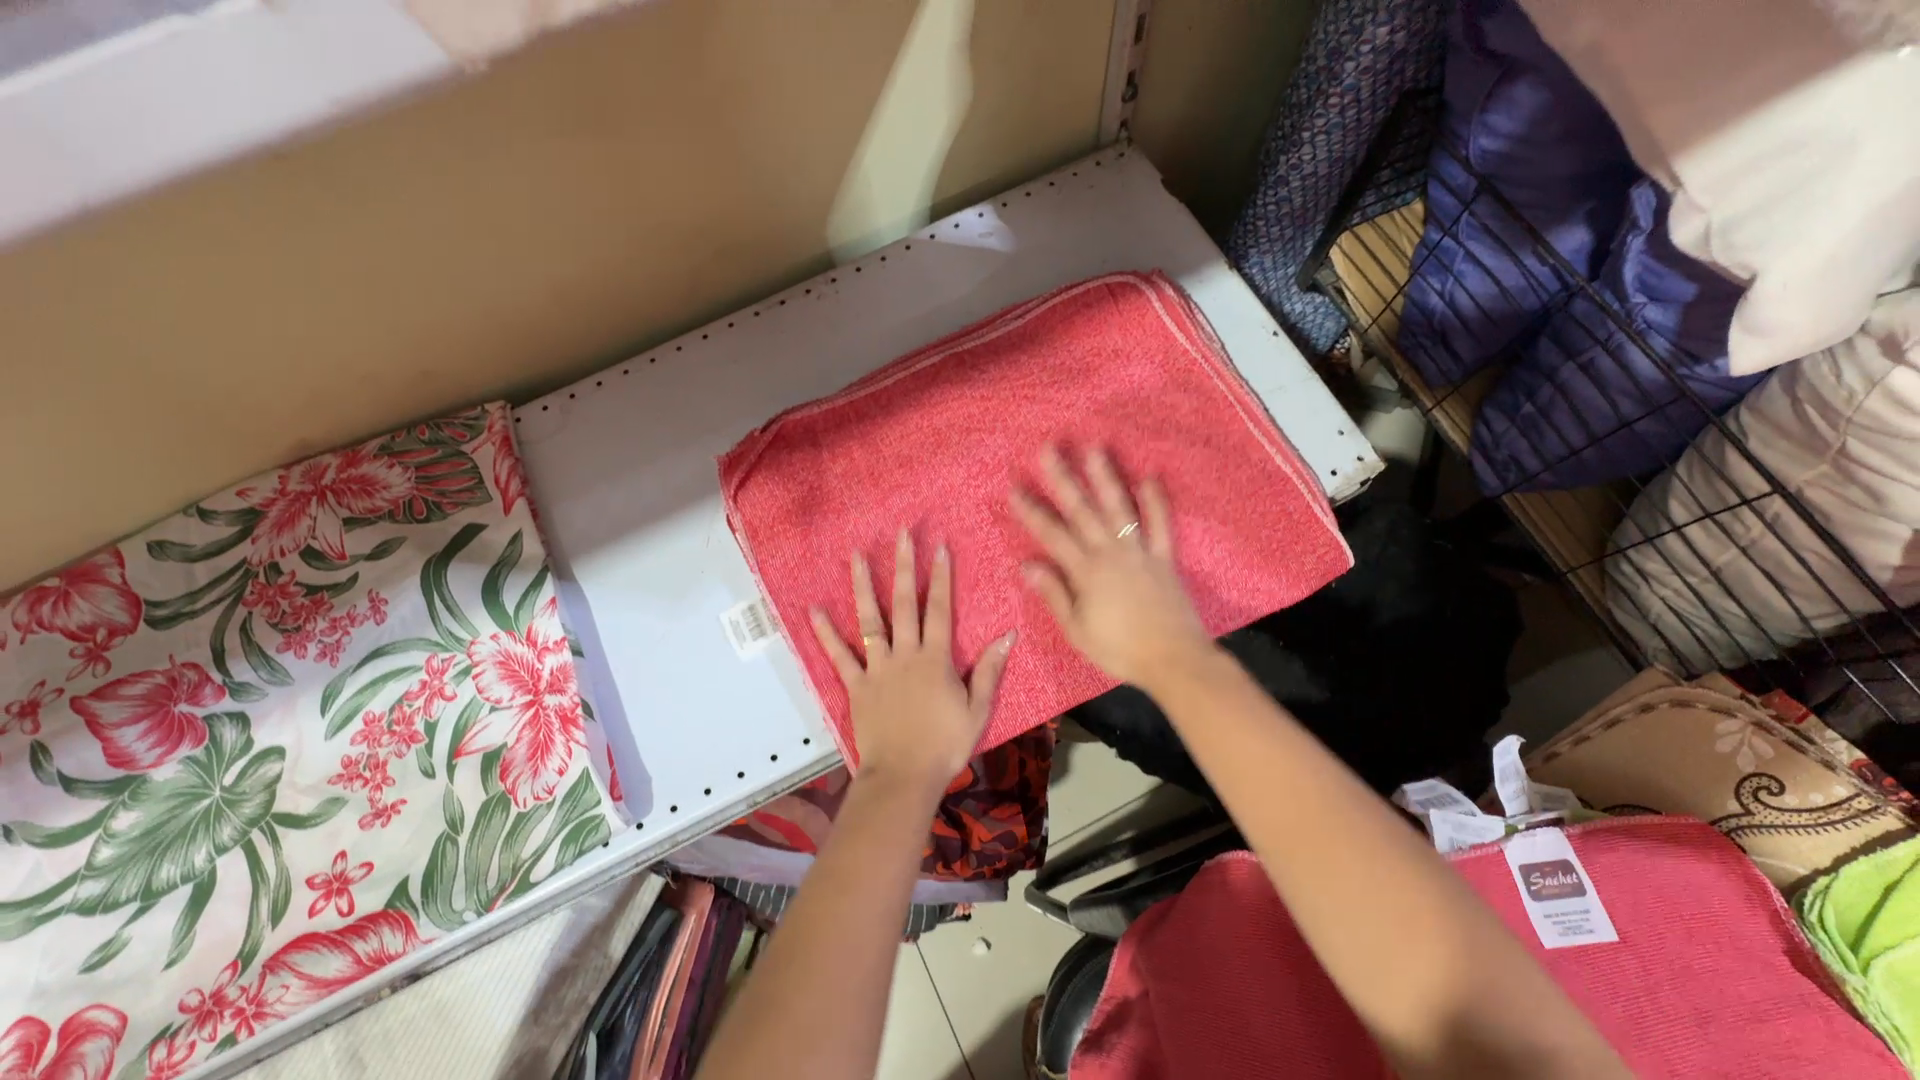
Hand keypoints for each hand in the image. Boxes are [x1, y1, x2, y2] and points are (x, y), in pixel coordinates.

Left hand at [809, 529, 1014, 792]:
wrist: (904, 776)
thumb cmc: (945, 745)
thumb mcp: (977, 710)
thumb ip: (989, 670)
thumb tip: (1008, 635)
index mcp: (936, 659)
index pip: (940, 609)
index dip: (940, 577)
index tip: (939, 547)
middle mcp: (905, 655)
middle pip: (903, 603)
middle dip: (903, 566)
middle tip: (901, 534)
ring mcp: (877, 668)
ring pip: (869, 620)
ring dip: (862, 586)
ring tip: (855, 556)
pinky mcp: (856, 686)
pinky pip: (840, 656)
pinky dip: (826, 633)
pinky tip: (814, 611)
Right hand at [1012, 445, 1212, 689]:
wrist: (1173, 659)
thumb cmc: (1120, 650)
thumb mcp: (1077, 630)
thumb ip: (1054, 594)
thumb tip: (1026, 564)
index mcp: (1086, 572)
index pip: (1052, 534)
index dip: (1032, 511)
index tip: (1014, 487)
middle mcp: (1111, 553)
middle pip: (1082, 511)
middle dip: (1063, 479)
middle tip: (1048, 448)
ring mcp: (1141, 552)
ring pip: (1119, 508)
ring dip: (1105, 477)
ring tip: (1094, 448)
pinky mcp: (1166, 557)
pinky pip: (1162, 524)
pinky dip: (1156, 501)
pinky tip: (1149, 477)